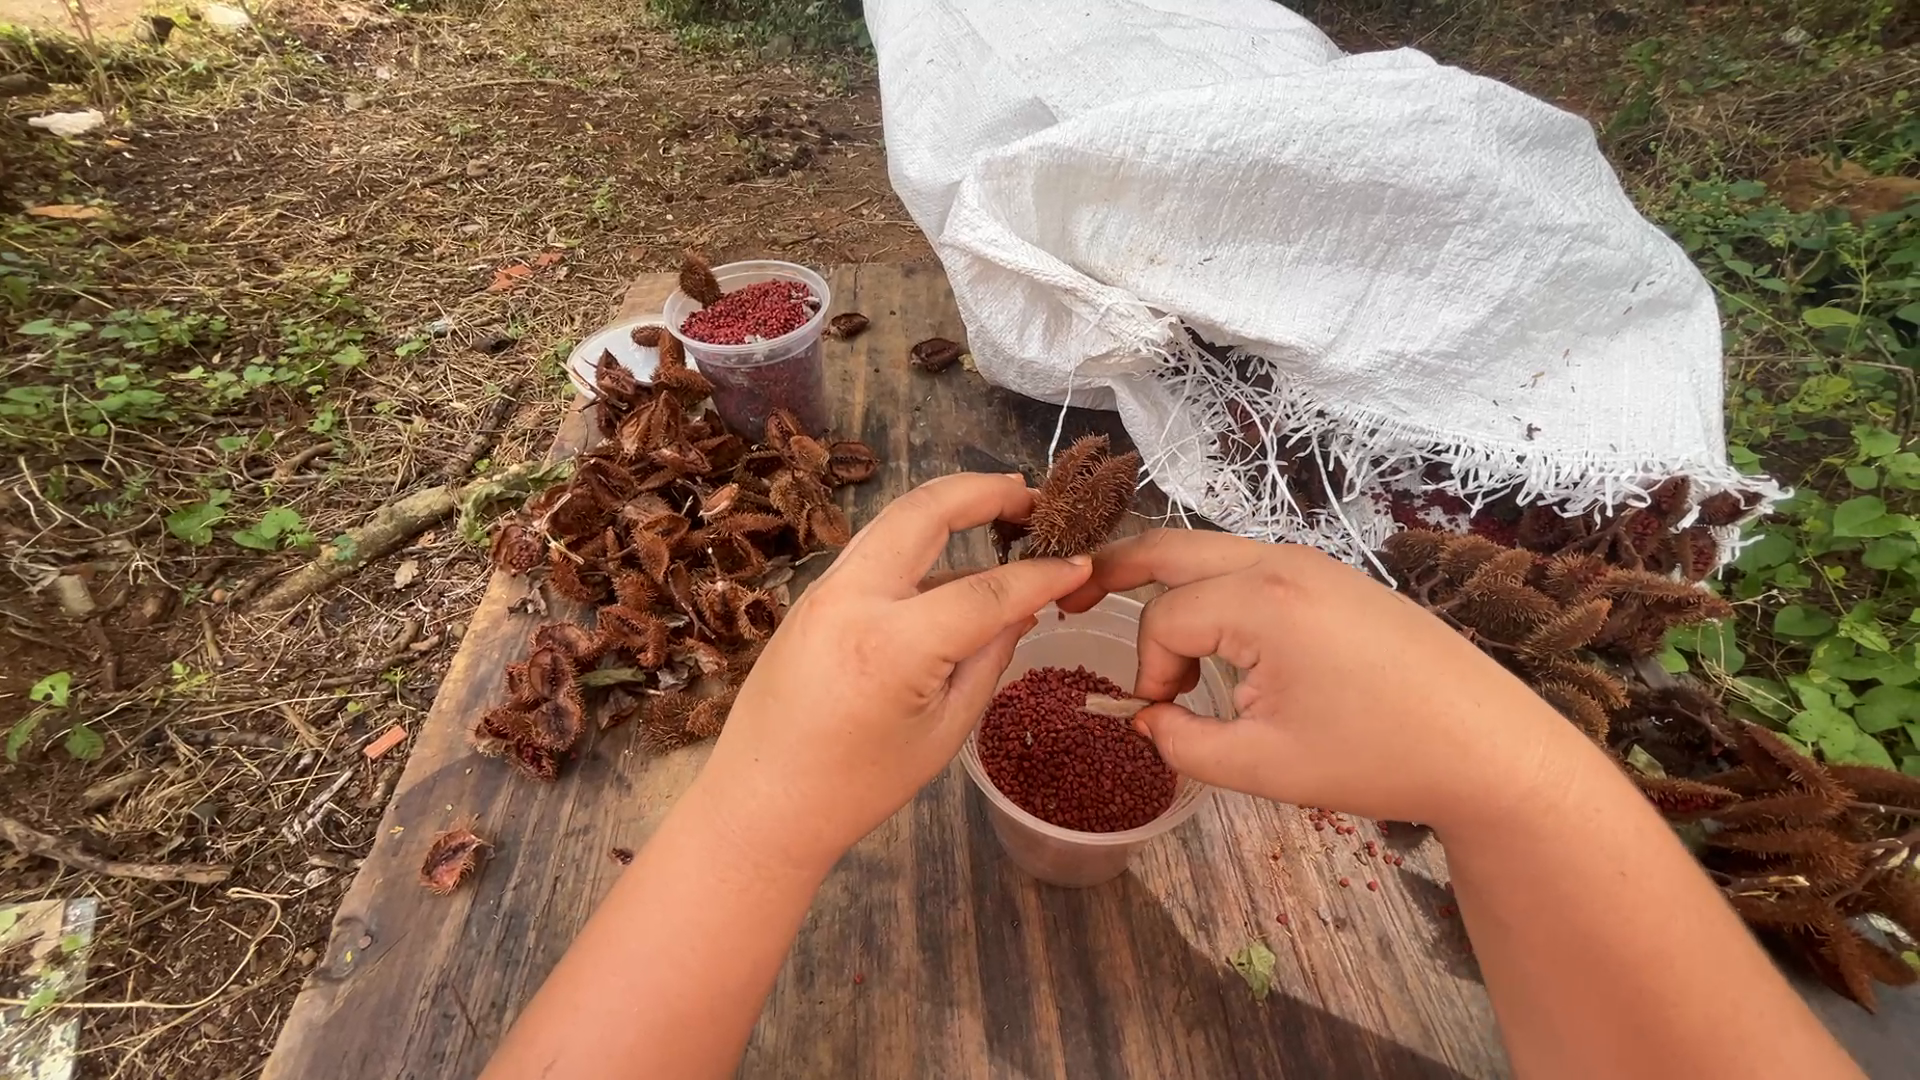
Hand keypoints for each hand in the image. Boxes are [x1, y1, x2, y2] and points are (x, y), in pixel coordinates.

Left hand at [694, 473, 1093, 871]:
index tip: (1079, 563)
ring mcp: (824, 589)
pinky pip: (875, 549)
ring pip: (894, 519)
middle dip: (984, 490)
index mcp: (892, 644)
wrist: (760, 804)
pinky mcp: (812, 595)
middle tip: (1030, 495)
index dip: (1041, 577)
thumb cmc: (858, 787)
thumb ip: (988, 659)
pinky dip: (918, 537)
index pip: (986, 591)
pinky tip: (949, 556)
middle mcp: (853, 597)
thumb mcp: (943, 732)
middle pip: (926, 510)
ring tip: (997, 504)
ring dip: (948, 503)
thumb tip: (1022, 610)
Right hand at [1057, 530, 1601, 830]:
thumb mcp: (1263, 766)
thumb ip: (1182, 743)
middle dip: (1112, 568)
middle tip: (1072, 593)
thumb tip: (1143, 719)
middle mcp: (1279, 560)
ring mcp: (1308, 560)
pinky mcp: (1328, 574)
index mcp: (1261, 600)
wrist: (1495, 749)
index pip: (1164, 619)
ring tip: (1121, 598)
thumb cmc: (1378, 757)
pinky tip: (1203, 620)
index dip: (1148, 668)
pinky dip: (1204, 583)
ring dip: (1160, 576)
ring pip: (1205, 549)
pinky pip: (1242, 563)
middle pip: (1168, 546)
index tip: (1164, 711)